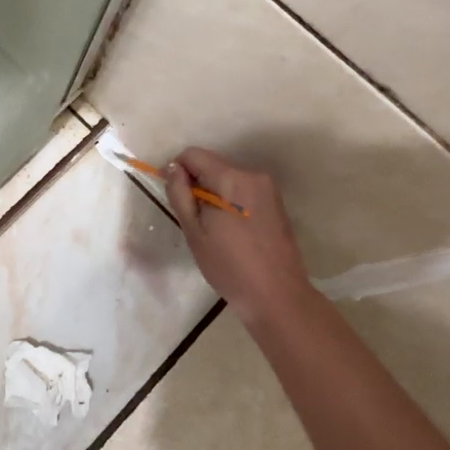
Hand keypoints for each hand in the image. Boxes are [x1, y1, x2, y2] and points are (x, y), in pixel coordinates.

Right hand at [165, 147, 314, 324]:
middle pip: (212, 164)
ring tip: (216, 229)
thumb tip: (172, 168)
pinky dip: (231, 201)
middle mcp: (253, 174)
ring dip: (215, 193)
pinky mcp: (276, 201)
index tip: (178, 199)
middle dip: (198, 184)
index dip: (178, 171)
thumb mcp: (194, 231)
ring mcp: (268, 187)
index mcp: (231, 178)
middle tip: (197, 221)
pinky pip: (243, 189)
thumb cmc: (229, 266)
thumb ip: (180, 194)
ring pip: (228, 177)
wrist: (277, 295)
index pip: (193, 154)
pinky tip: (234, 231)